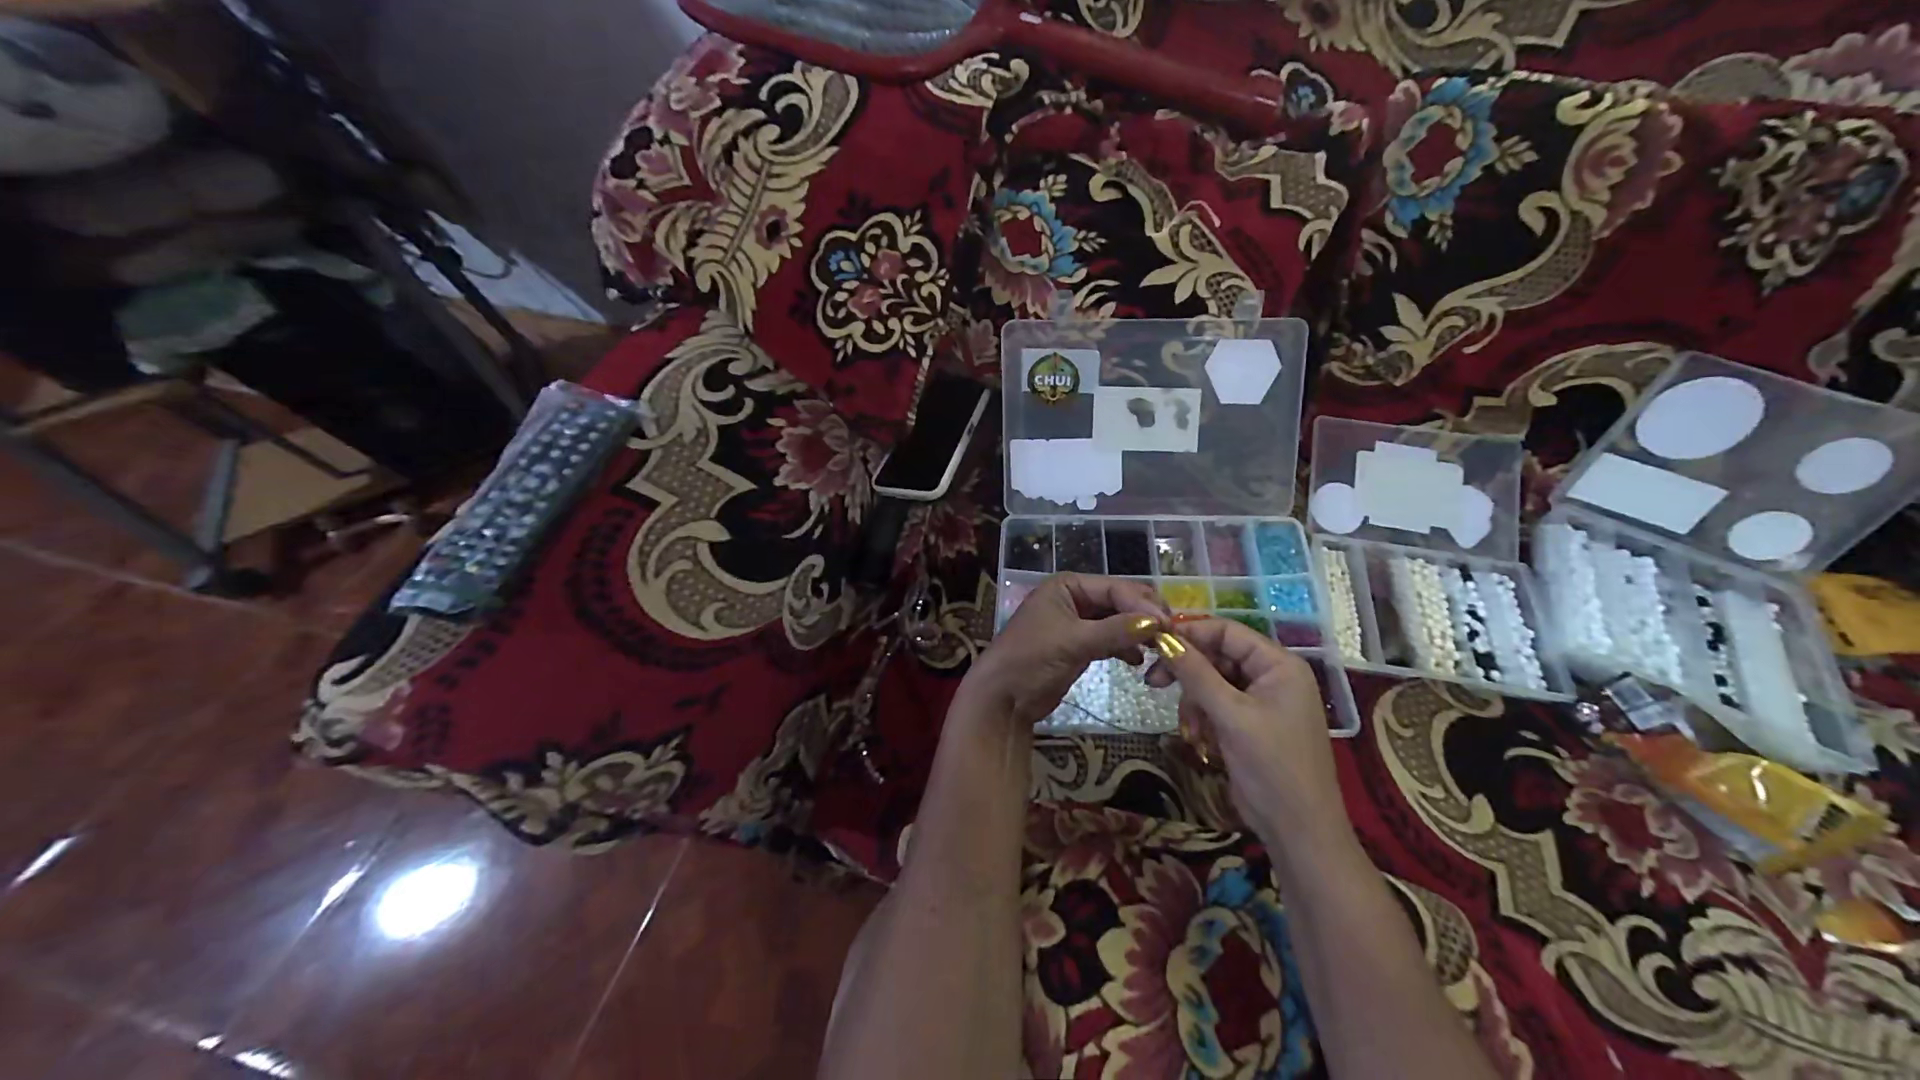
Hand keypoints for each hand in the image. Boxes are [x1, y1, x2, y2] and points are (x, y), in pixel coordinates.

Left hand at [962, 573, 1169, 727]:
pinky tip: (1139, 661)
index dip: (1143, 604)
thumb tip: (1158, 623)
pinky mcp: (1080, 646)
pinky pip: (1112, 639)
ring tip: (1160, 649)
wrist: (1002, 698)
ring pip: (1119, 621)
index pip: (1115, 588)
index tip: (1168, 625)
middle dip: (1144, 616)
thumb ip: (1116, 630)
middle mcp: (1074, 598)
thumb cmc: (1031, 660)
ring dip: (1139, 632)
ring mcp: (1078, 622)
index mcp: (1068, 585)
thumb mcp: (1073, 642)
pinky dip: (1126, 647)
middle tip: (1171, 634)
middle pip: (1120, 601)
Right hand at [1147, 619, 1351, 846]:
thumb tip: (1163, 638)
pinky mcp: (1249, 723)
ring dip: (1193, 702)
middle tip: (1152, 681)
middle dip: (1187, 671)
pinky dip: (1203, 718)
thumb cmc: (1271, 765)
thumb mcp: (1230, 715)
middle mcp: (1272, 676)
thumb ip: (1196, 673)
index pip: (1227, 631)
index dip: (1190, 633)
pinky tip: (1199, 740)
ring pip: (1212, 682)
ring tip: (1188, 728)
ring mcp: (1261, 701)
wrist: (1298, 829)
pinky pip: (1216, 705)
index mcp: (1279, 665)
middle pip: (1217, 656)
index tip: (1153, 642)